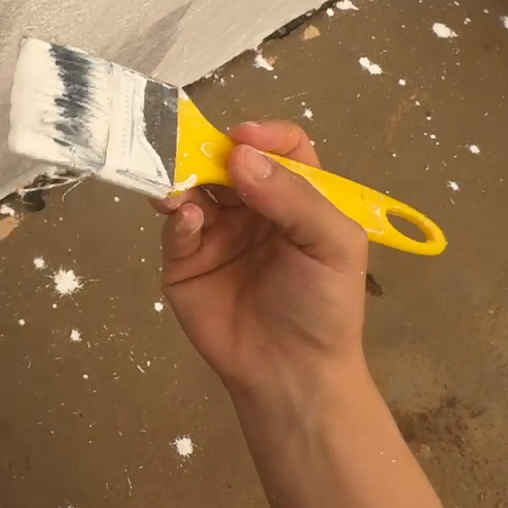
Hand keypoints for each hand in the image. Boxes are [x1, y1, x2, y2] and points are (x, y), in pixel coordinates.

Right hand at [154, 120, 369, 404]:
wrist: (288, 371)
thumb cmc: (323, 306)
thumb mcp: (331, 245)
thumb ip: (293, 197)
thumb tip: (240, 154)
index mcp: (296, 199)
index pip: (279, 150)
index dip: (263, 136)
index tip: (241, 137)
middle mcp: (252, 209)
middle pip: (226, 163)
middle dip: (208, 153)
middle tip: (191, 151)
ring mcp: (215, 232)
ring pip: (192, 190)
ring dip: (183, 180)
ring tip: (179, 188)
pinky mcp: (183, 259)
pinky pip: (175, 227)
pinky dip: (176, 217)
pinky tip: (185, 220)